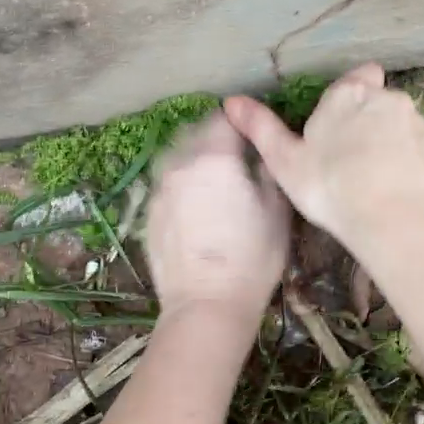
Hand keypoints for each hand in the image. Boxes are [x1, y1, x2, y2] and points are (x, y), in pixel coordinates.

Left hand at [144, 113, 290, 321]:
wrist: (205, 304)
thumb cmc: (252, 260)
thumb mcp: (277, 213)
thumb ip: (268, 173)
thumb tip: (261, 155)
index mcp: (216, 158)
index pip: (225, 119)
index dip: (241, 122)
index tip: (252, 134)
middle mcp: (181, 164)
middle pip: (195, 132)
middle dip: (214, 136)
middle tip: (234, 155)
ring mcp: (159, 188)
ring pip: (174, 155)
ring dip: (192, 155)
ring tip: (210, 177)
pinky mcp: (147, 211)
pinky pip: (164, 182)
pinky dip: (178, 182)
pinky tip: (192, 204)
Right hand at [223, 64, 423, 253]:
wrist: (402, 223)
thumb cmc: (333, 187)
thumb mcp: (285, 161)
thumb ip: (261, 128)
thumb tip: (231, 101)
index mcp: (350, 95)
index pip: (357, 76)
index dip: (350, 96)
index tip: (338, 124)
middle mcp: (390, 100)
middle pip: (380, 102)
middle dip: (369, 122)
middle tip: (349, 161)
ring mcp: (423, 126)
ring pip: (404, 128)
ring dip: (393, 146)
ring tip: (376, 184)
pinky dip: (414, 169)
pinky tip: (400, 197)